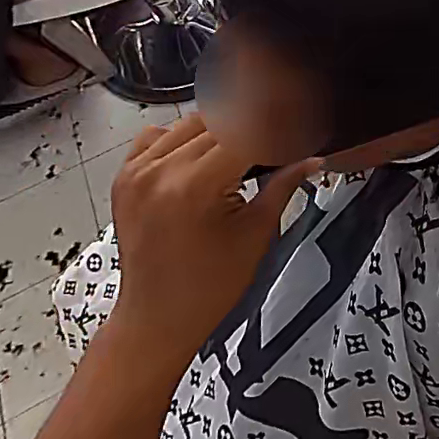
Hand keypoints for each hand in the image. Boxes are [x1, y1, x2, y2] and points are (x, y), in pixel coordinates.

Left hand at [108, 114, 320, 363]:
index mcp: (194, 185)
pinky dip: (186, 137)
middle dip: (256, 129)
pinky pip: (158, 135)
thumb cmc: (211, 285)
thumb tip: (314, 159)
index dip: (280, 130)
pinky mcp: (125, 177)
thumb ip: (284, 185)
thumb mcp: (258, 232)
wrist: (158, 316)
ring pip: (191, 122)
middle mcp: (159, 170)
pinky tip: (207, 156)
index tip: (302, 130)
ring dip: (224, 129)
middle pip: (220, 121)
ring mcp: (136, 172)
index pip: (247, 133)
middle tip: (281, 144)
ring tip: (248, 151)